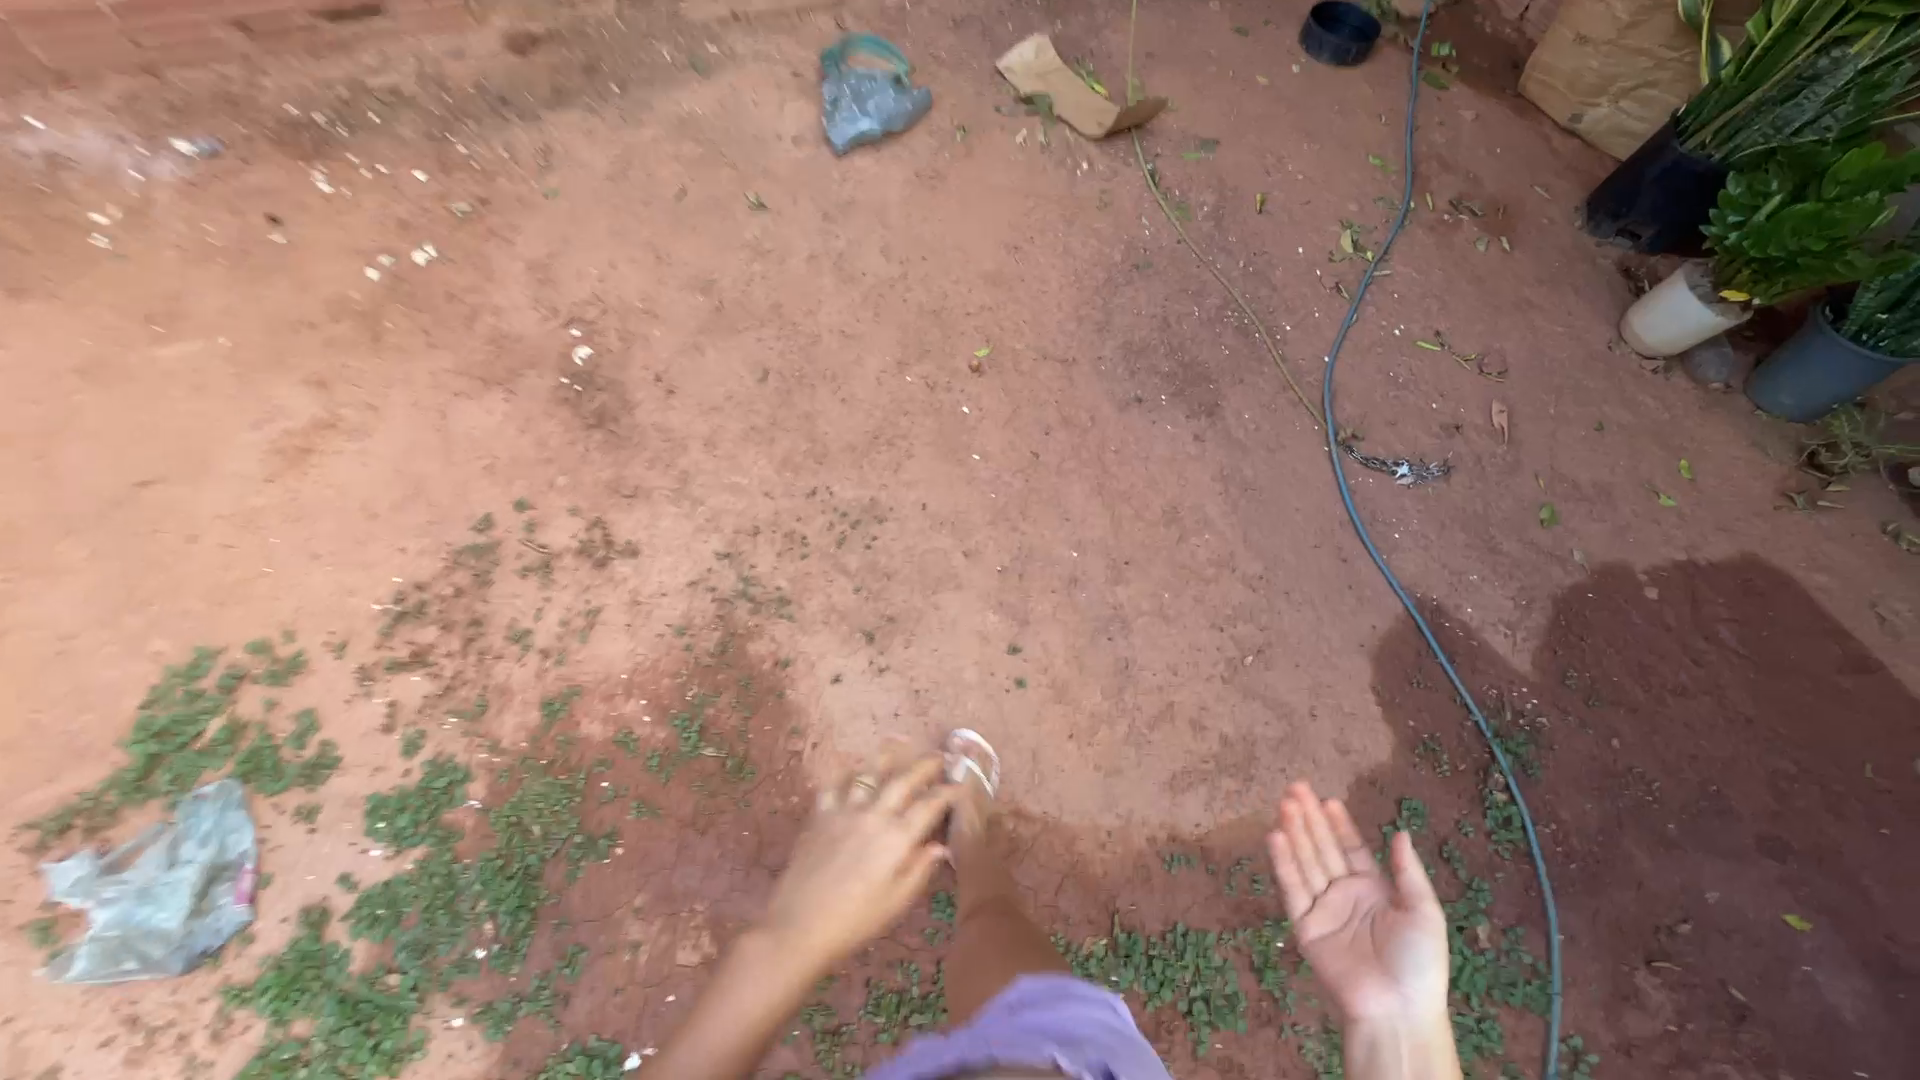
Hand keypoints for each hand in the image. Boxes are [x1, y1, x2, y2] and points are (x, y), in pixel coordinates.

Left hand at [760, 755, 959, 970]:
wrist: (799, 927)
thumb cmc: (855, 921)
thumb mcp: (897, 902)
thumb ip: (919, 869)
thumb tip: (939, 846)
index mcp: (897, 839)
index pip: (930, 805)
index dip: (947, 792)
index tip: (959, 783)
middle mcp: (874, 816)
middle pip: (903, 780)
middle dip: (924, 765)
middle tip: (938, 756)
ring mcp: (843, 812)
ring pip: (869, 774)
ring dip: (887, 757)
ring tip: (899, 745)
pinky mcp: (819, 816)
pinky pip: (834, 785)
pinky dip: (846, 773)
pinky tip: (852, 769)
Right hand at [1267, 781, 1448, 1025]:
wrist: (1398, 1009)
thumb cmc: (1419, 963)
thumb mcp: (1424, 913)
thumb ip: (1408, 872)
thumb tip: (1400, 832)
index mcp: (1374, 890)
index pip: (1351, 848)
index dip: (1339, 824)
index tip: (1327, 799)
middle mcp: (1345, 893)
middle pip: (1323, 848)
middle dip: (1310, 819)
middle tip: (1295, 788)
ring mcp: (1323, 908)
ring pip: (1305, 861)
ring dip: (1294, 832)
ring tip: (1284, 804)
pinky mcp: (1305, 926)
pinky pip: (1292, 888)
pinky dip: (1283, 863)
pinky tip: (1276, 837)